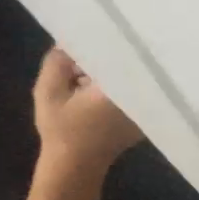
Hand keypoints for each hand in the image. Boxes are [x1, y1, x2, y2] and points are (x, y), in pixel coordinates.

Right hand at [32, 50, 142, 167]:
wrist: (78, 161)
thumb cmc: (62, 128)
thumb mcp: (49, 92)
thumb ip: (57, 64)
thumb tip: (68, 43)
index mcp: (121, 89)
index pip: (123, 58)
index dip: (107, 46)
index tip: (92, 38)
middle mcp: (143, 97)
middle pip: (131, 68)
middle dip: (108, 60)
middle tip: (83, 58)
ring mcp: (149, 107)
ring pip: (134, 79)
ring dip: (112, 74)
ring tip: (85, 75)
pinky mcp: (148, 115)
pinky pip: (137, 92)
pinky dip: (120, 87)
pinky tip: (97, 88)